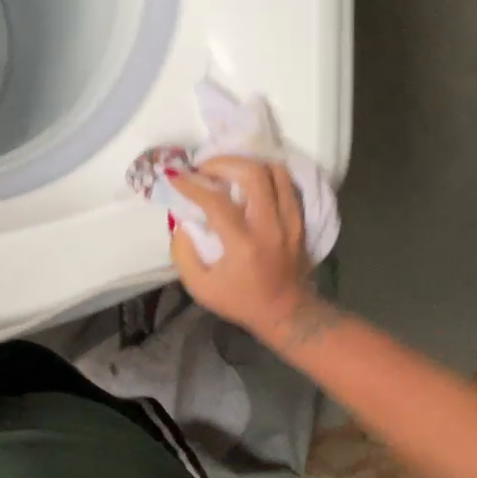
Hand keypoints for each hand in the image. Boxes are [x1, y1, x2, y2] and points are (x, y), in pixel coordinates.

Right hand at [169, 156, 319, 337]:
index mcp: (243, 245)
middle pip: (253, 174)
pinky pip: (287, 184)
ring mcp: (290, 221)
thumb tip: (181, 221)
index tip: (176, 177)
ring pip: (276, 172)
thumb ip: (183, 252)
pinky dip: (267, 175)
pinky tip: (251, 182)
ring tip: (229, 171)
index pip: (216, 202)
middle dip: (224, 163)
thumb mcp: (200, 287)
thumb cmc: (240, 301)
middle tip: (205, 169)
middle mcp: (270, 227)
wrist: (287, 314)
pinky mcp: (300, 220)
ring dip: (248, 164)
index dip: (192, 185)